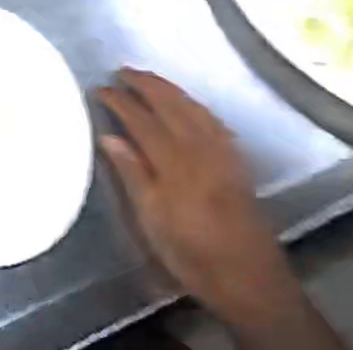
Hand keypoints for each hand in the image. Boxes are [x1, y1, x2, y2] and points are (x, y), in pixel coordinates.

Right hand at [98, 69, 343, 349]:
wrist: (252, 282)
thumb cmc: (194, 256)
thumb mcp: (153, 222)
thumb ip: (132, 174)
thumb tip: (108, 136)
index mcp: (174, 163)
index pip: (140, 119)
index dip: (119, 100)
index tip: (100, 89)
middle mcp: (198, 148)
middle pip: (168, 103)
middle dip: (144, 83)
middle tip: (121, 71)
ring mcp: (221, 151)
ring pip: (191, 105)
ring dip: (167, 87)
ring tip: (148, 78)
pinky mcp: (236, 160)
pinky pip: (211, 118)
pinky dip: (192, 102)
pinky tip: (186, 102)